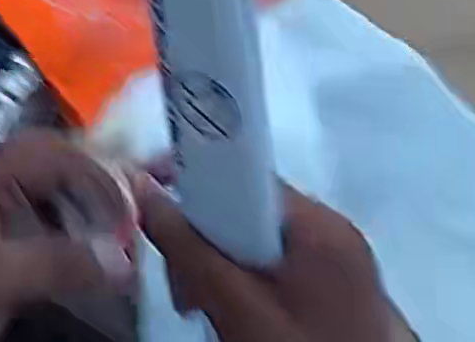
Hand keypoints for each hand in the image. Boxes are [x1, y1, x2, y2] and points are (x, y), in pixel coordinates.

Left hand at [0, 132, 134, 341]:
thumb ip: (60, 263)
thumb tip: (125, 256)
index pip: (55, 153)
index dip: (102, 172)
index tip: (145, 203)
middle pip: (52, 156)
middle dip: (97, 174)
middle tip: (142, 204)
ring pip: (47, 179)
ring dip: (85, 196)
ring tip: (124, 227)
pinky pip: (38, 206)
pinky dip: (68, 218)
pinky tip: (91, 245)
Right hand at [136, 176, 397, 341]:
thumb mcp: (232, 302)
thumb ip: (181, 238)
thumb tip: (138, 181)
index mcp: (319, 223)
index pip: (234, 167)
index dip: (182, 173)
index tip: (145, 191)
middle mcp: (331, 232)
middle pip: (234, 204)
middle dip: (194, 232)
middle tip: (174, 269)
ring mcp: (336, 264)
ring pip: (244, 236)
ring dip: (207, 259)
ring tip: (196, 298)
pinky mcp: (333, 292)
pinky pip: (264, 262)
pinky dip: (234, 278)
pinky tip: (224, 307)